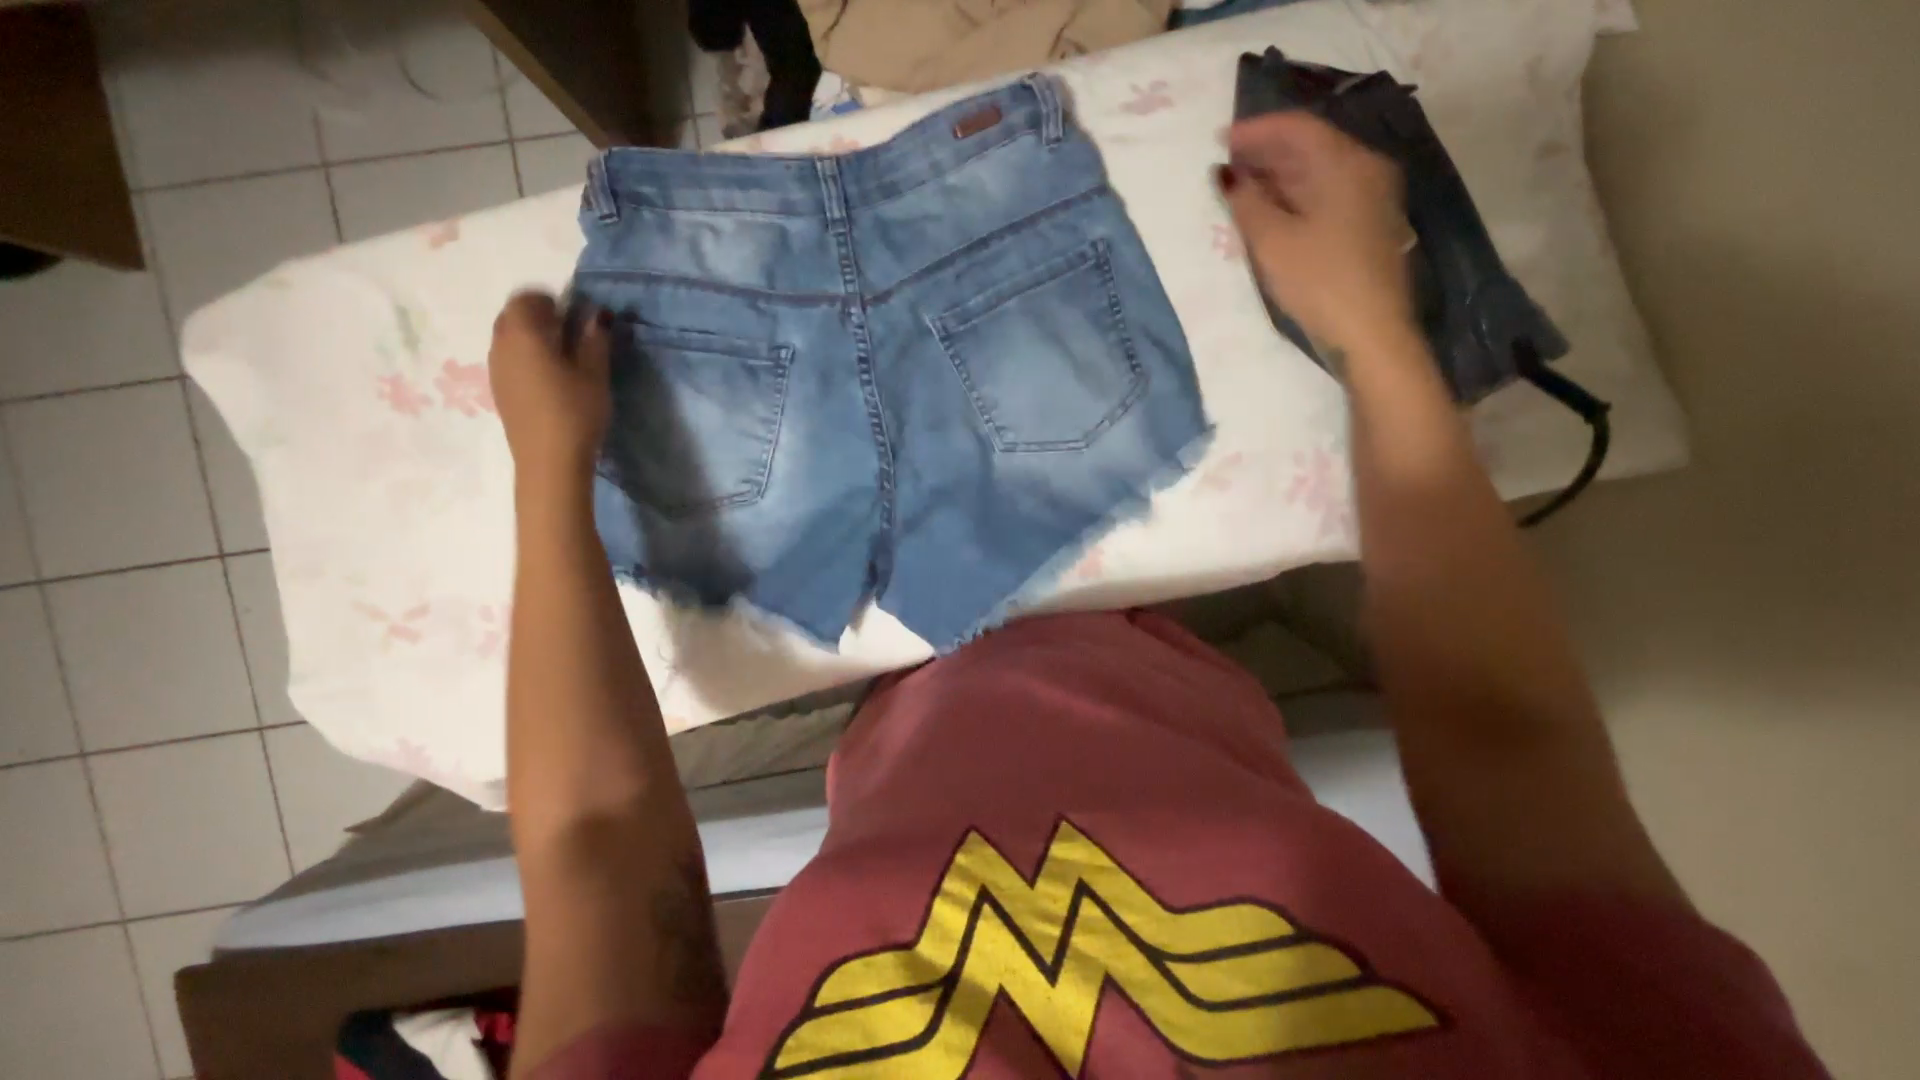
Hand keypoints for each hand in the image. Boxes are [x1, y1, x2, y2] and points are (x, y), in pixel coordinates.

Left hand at [489, 291, 611, 482]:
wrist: (549, 462)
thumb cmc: (576, 412)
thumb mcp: (595, 373)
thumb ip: (593, 338)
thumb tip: (595, 314)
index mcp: (523, 333)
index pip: (527, 298)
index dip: (552, 301)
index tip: (576, 317)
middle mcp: (501, 345)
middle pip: (513, 315)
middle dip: (538, 317)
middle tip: (569, 334)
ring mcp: (495, 369)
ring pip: (508, 338)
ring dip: (530, 338)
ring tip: (561, 359)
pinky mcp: (498, 391)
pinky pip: (507, 359)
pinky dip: (524, 358)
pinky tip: (548, 381)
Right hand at [1217, 112, 1414, 355]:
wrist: (1371, 333)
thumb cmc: (1319, 281)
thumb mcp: (1272, 240)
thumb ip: (1245, 201)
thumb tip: (1227, 175)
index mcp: (1346, 162)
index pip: (1296, 128)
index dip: (1254, 131)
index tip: (1217, 141)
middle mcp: (1365, 169)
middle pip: (1310, 147)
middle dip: (1265, 153)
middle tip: (1224, 165)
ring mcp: (1371, 197)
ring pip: (1318, 172)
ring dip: (1278, 176)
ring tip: (1239, 189)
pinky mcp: (1368, 225)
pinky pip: (1327, 194)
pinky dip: (1295, 196)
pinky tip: (1269, 212)